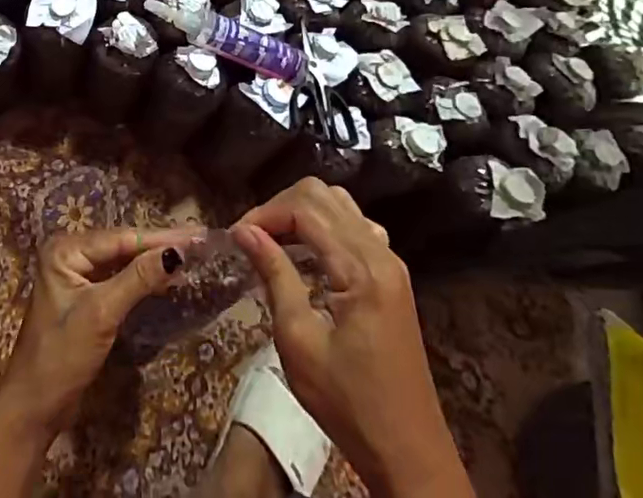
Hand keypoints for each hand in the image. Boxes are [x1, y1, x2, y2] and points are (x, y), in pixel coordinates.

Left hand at [0, 226, 200, 434]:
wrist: (33, 409)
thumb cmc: (61, 358)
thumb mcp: (101, 313)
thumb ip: (138, 278)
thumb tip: (176, 253)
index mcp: (65, 250)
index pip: (122, 238)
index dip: (161, 237)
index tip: (198, 234)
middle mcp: (70, 254)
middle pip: (124, 245)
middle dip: (161, 245)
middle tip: (201, 240)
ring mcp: (77, 275)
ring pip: (125, 260)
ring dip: (155, 260)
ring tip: (193, 252)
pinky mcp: (86, 296)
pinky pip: (121, 277)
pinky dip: (145, 277)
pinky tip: (168, 275)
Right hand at [233, 180, 472, 497]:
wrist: (407, 447)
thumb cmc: (347, 402)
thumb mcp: (299, 341)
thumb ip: (275, 276)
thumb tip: (245, 232)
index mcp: (361, 267)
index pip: (306, 208)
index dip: (265, 213)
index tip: (235, 236)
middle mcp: (380, 251)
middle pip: (324, 196)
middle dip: (281, 207)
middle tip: (251, 237)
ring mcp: (390, 261)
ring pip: (341, 206)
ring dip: (303, 213)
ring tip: (272, 241)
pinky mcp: (391, 275)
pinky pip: (355, 227)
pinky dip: (324, 227)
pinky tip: (305, 253)